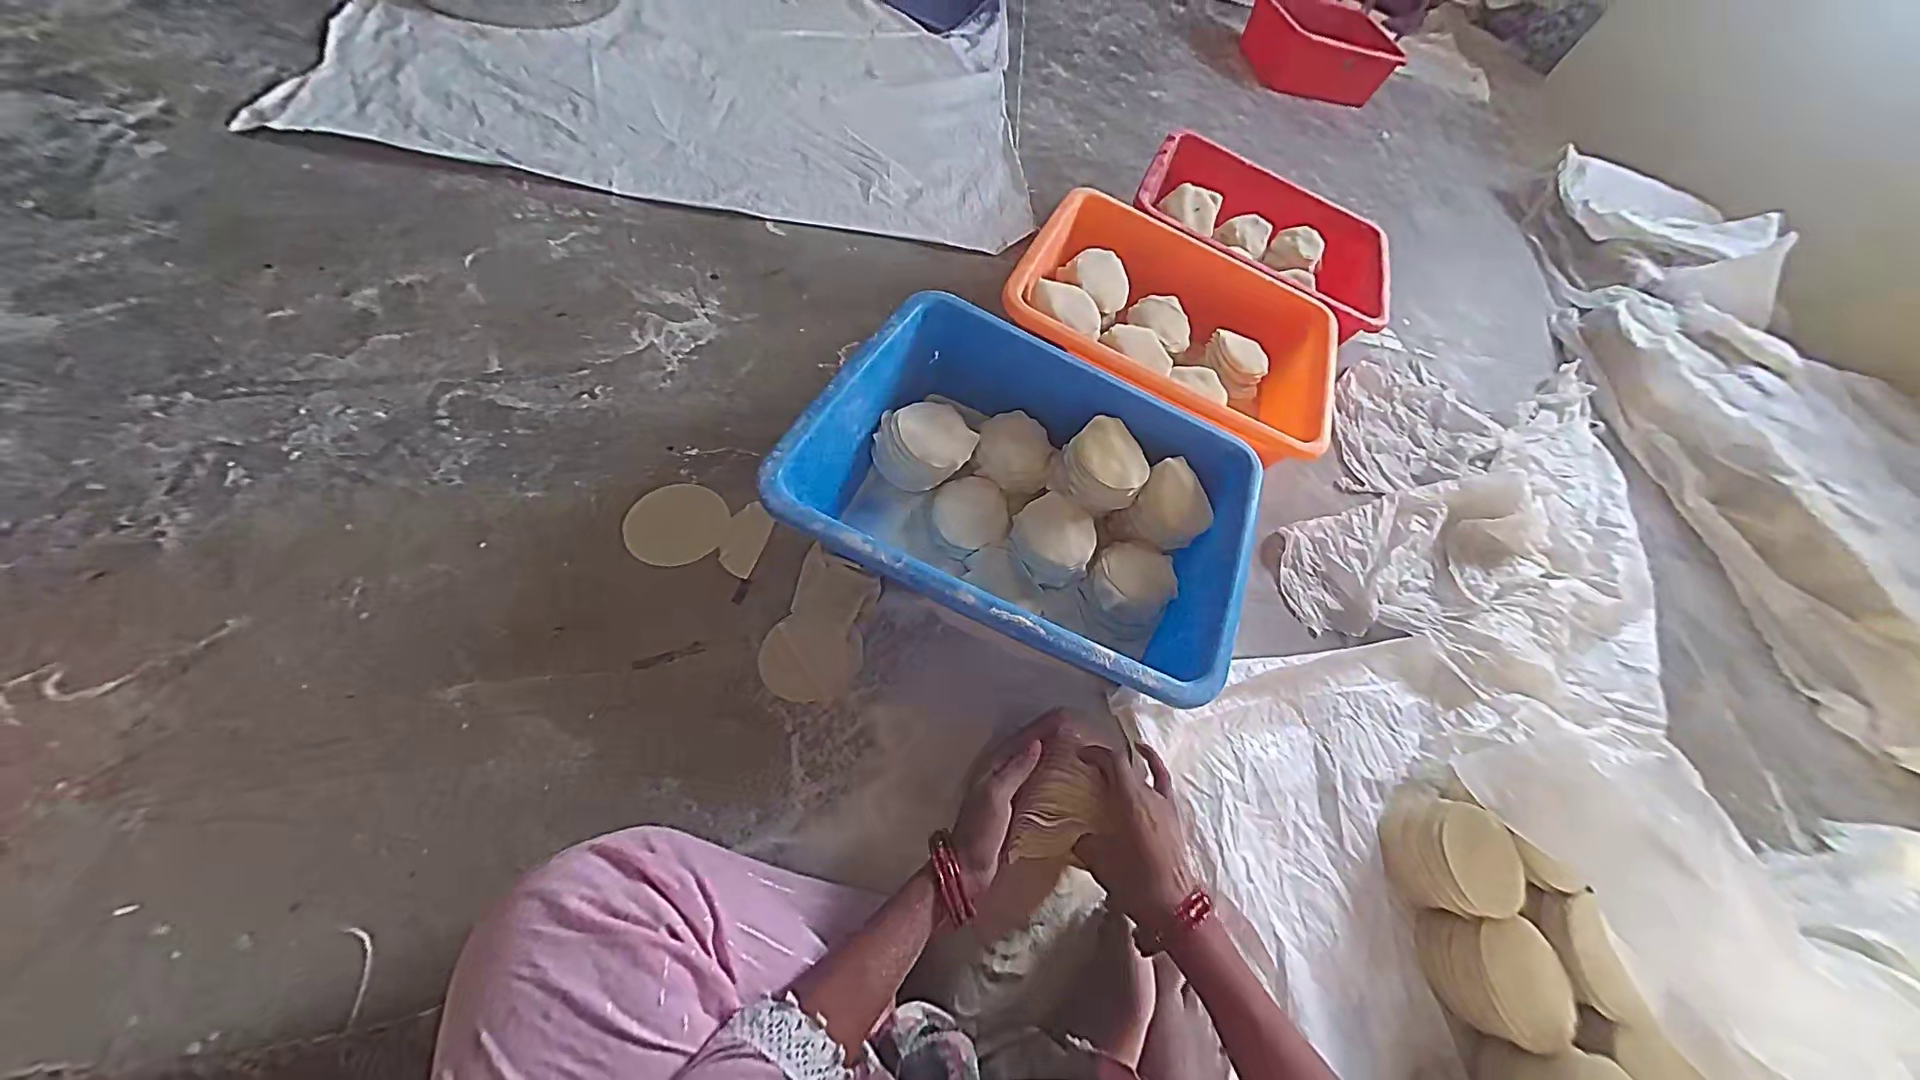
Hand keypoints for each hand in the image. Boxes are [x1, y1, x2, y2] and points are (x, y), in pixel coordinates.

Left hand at [946, 712, 1057, 893]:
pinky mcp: (1015, 807)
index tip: (1065, 715)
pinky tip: (1064, 776)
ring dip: (1050, 750)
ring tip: (1073, 743)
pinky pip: (1036, 781)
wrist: (968, 869)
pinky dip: (1049, 772)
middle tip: (1074, 724)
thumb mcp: (996, 796)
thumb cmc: (980, 831)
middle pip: (1028, 746)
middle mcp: (1001, 773)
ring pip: (1032, 762)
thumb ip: (1015, 770)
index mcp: (995, 767)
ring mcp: (1008, 790)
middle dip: (1048, 733)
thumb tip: (1037, 743)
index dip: (1043, 726)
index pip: (1023, 739)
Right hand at [1072, 743, 1196, 927]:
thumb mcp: (1099, 860)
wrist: (1173, 906)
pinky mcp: (1173, 813)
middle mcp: (1148, 795)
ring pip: (1142, 773)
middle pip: (1125, 765)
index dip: (1095, 753)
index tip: (1080, 756)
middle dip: (1104, 761)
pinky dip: (1153, 764)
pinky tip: (1144, 754)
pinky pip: (1162, 780)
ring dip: (1125, 766)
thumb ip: (1083, 840)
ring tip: (1110, 765)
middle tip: (1088, 766)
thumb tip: (1073, 832)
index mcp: (1129, 801)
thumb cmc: (1135, 882)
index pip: (1113, 762)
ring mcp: (1164, 803)